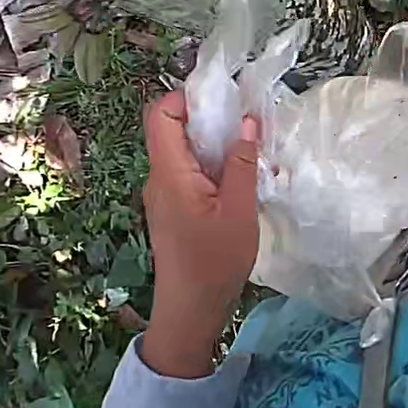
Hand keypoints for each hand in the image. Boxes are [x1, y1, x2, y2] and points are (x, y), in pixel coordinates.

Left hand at [139, 90, 259, 377]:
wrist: (190, 310)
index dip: (186, 97)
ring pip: (182, 151)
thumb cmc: (214, 261)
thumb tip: (248, 121)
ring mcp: (164, 193)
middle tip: (243, 118)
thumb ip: (241, 163)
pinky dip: (210, 164)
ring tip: (246, 143)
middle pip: (171, 130)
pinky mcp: (173, 207)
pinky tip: (237, 173)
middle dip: (206, 117)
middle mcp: (159, 177)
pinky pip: (187, 172)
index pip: (161, 115)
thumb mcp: (238, 210)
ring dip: (212, 142)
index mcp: (169, 172)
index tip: (223, 97)